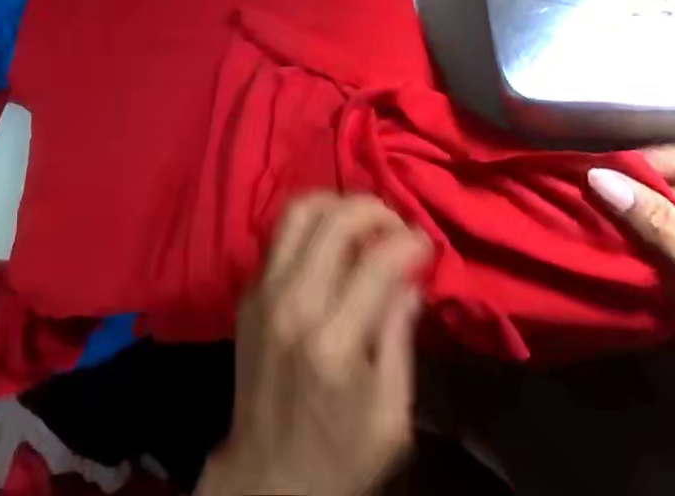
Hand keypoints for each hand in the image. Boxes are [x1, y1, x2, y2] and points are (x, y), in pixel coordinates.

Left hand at [198, 194, 430, 495]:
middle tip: (398, 227)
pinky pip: (281, 235)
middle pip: (336, 220)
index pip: (379, 260)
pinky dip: (314, 226)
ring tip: (365, 224)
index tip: (426, 245)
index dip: (411, 241)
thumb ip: (401, 336)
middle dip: (377, 210)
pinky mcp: (248, 295)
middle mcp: (293, 305)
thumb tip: (411, 278)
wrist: (264, 483)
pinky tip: (334, 245)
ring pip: (300, 211)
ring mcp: (263, 295)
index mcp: (333, 341)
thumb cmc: (339, 454)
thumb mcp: (391, 413)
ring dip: (340, 205)